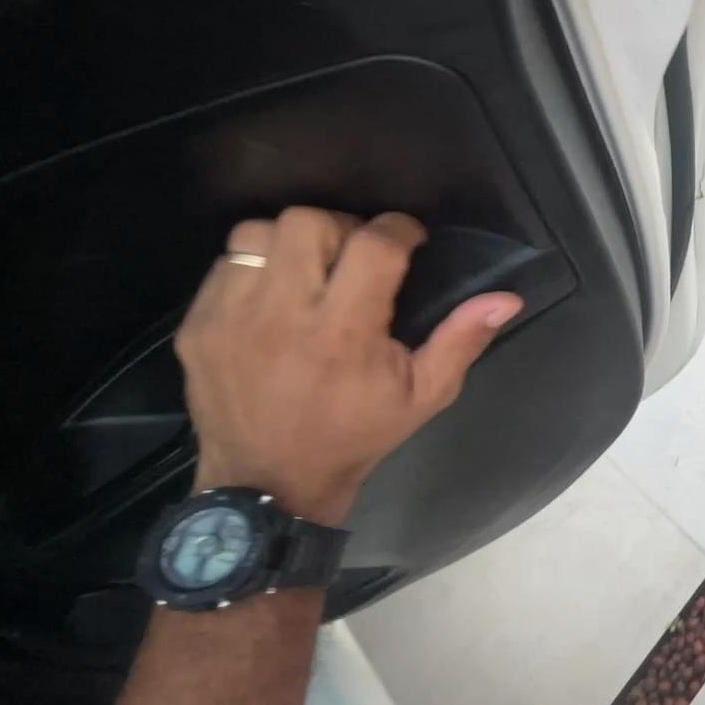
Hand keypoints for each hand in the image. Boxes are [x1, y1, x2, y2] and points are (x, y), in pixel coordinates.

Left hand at [175, 208, 521, 523]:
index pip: (373, 245)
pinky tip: (282, 292)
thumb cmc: (359, 432)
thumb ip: (464, 339)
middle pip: (309, 223)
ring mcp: (229, 318)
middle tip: (363, 256)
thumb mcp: (428, 393)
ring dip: (298, 240)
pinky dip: (261, 264)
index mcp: (343, 332)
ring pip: (261, 233)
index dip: (400, 229)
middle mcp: (281, 316)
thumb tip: (508, 298)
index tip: (413, 239)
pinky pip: (227, 262)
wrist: (269, 481)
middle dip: (346, 228)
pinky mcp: (197, 326)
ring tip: (319, 268)